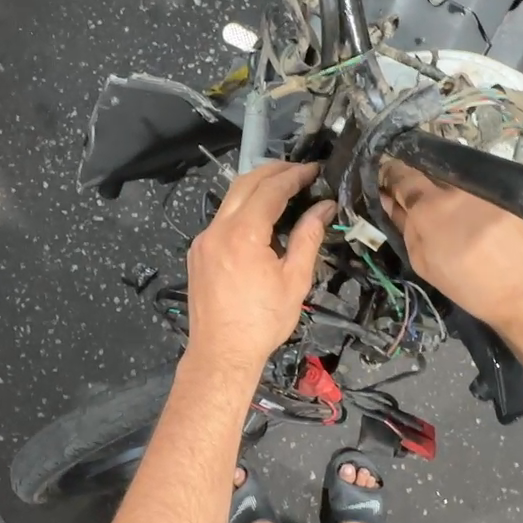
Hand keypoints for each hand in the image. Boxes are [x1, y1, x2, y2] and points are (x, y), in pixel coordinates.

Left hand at [184, 161, 335, 371]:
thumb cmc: (262, 321)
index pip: (271, 189)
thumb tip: (324, 207)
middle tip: (300, 171)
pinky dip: (243, 209)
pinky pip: (222, 219)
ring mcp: (203, 240)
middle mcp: (217, 229)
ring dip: (256, 188)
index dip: (295, 175)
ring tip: (284, 188)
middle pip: (245, 183)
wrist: (221, 352)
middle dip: (274, 171)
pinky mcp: (198, 252)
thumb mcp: (295, 279)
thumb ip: (309, 237)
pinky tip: (261, 218)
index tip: (314, 170)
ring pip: (230, 199)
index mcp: (243, 233)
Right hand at [379, 160, 522, 340]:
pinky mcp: (510, 194)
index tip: (385, 181)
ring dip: (447, 195)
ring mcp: (485, 189)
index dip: (390, 174)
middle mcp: (457, 189)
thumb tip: (390, 202)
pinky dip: (472, 202)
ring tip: (453, 220)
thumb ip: (405, 228)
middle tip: (418, 206)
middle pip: (429, 175)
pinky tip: (478, 224)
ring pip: (455, 184)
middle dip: (419, 186)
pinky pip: (480, 192)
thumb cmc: (471, 288)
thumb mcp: (424, 264)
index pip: (401, 174)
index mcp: (429, 207)